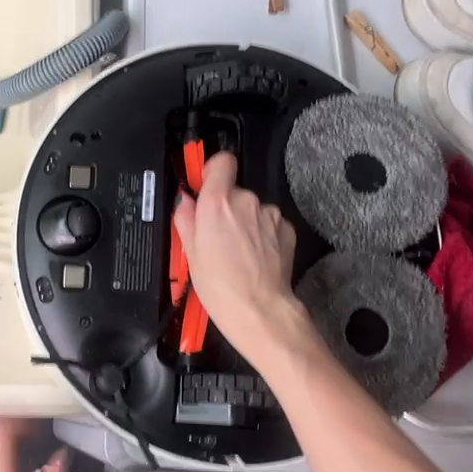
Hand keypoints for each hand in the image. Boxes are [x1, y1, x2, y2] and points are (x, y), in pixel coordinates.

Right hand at [172, 151, 307, 363]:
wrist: (259, 309)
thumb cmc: (220, 286)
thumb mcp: (189, 254)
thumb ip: (186, 219)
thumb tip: (185, 203)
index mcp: (217, 203)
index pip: (221, 162)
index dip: (213, 172)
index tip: (207, 187)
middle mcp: (246, 201)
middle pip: (234, 192)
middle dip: (225, 209)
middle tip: (216, 238)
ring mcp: (269, 215)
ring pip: (252, 209)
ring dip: (245, 223)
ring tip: (237, 253)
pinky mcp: (286, 230)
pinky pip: (269, 224)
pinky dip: (262, 235)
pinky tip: (254, 258)